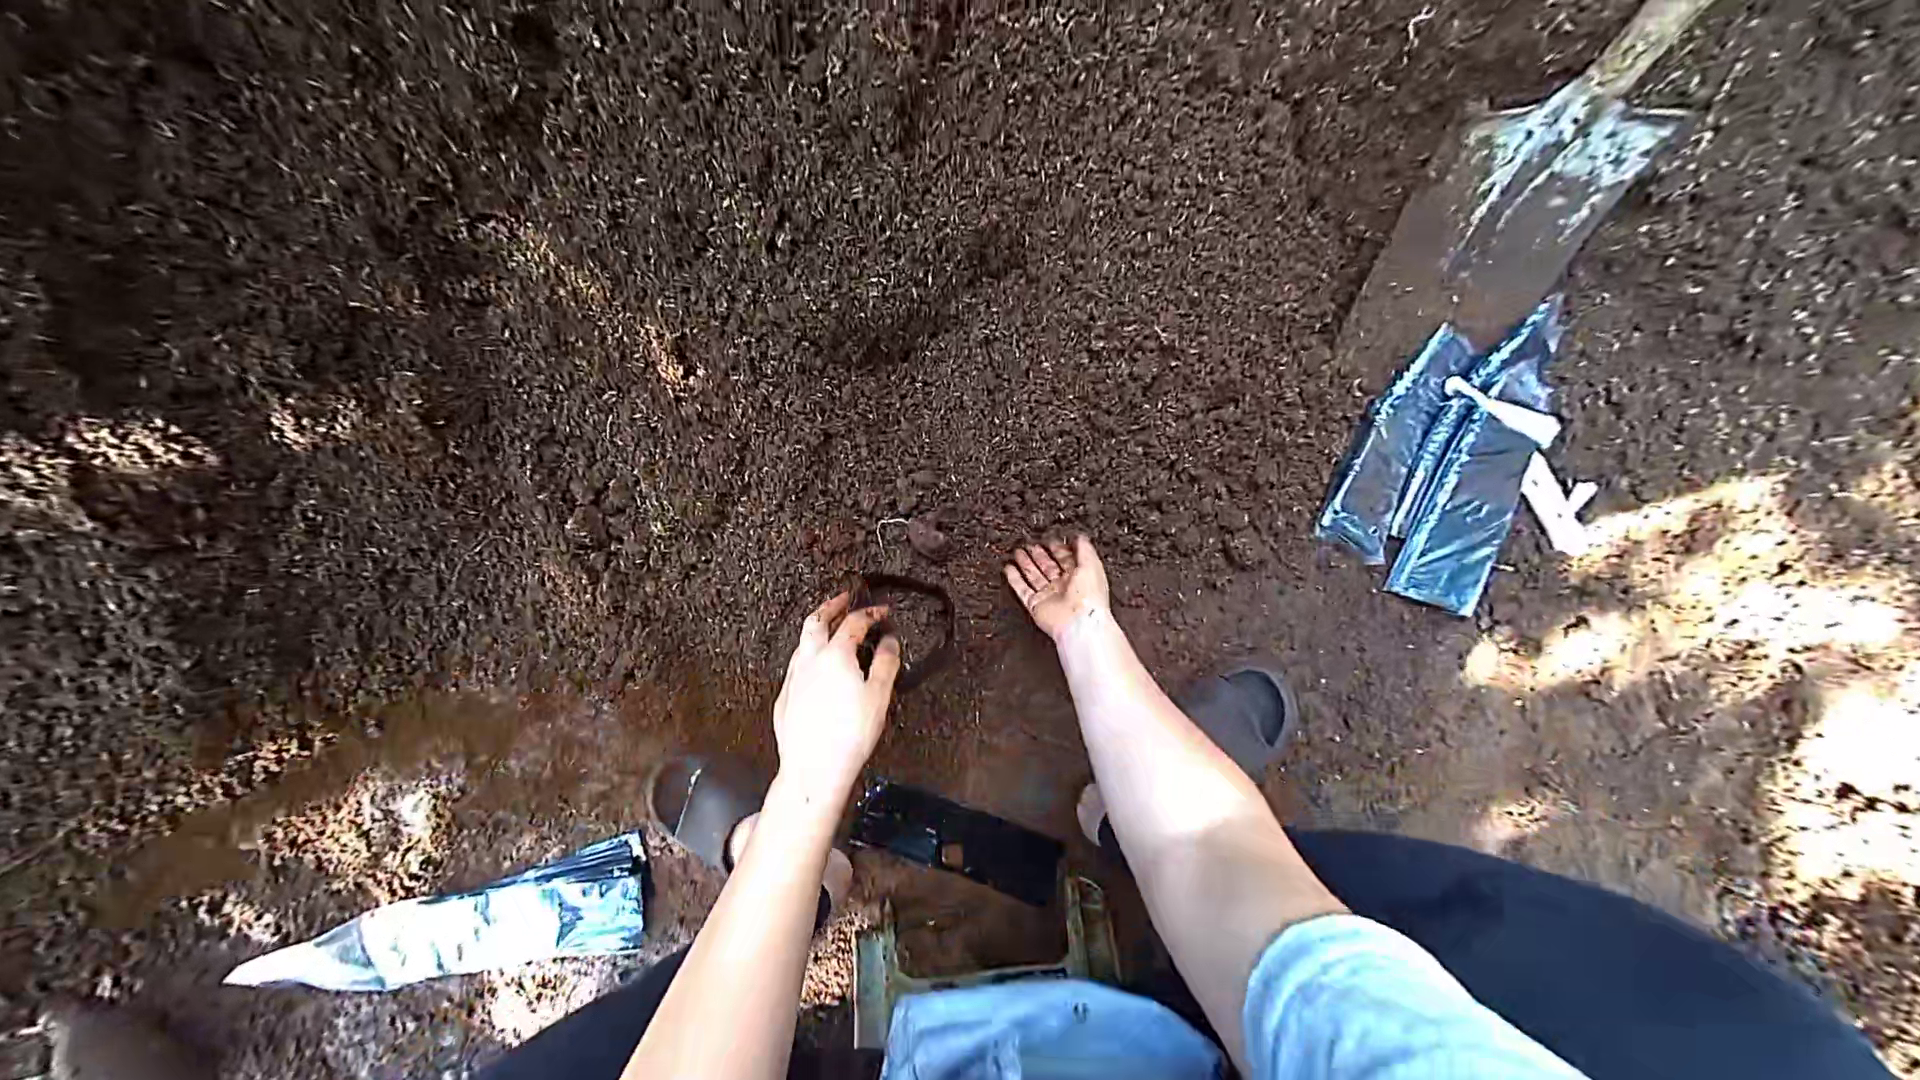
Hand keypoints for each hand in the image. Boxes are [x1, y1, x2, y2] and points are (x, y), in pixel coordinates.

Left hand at [772, 591, 900, 801]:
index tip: (881, 612)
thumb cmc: (846, 737)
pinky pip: (795, 663)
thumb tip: (890, 642)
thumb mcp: (879, 695)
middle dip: (832, 605)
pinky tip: (815, 664)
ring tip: (829, 626)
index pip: (854, 621)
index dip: (870, 612)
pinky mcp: (785, 696)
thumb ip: (886, 662)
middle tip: (843, 598)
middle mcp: (810, 661)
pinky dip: (808, 653)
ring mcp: (794, 678)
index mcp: (835, 656)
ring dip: (817, 627)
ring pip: (802, 641)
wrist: (814, 769)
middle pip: (817, 620)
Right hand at [1004, 535, 1110, 641]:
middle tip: (1030, 543)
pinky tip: (1009, 568)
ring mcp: (1049, 596)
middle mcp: (1063, 587)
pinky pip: (1022, 590)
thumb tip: (1080, 537)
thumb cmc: (1089, 596)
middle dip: (1039, 554)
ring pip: (1034, 576)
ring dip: (1025, 563)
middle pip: (1048, 567)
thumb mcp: (1091, 564)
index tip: (1049, 539)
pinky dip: (1014, 579)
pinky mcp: (1035, 605)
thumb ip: (1084, 549)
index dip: (1057, 549)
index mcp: (1079, 577)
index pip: (1065, 559)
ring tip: (1017, 552)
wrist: (1079, 622)